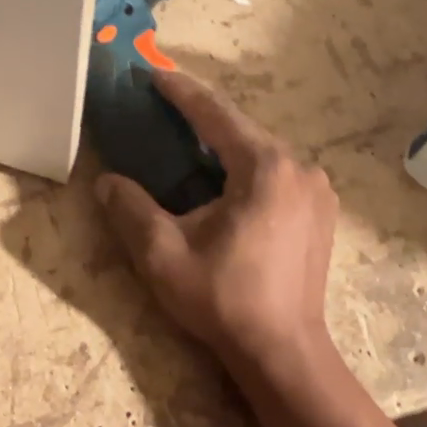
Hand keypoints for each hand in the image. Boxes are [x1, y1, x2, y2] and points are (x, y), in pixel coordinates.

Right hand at [97, 71, 339, 369]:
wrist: (282, 352)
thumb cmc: (222, 300)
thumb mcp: (163, 255)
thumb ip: (131, 210)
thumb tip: (106, 182)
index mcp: (264, 168)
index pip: (216, 114)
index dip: (180, 92)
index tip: (153, 74)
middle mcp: (299, 169)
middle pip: (243, 132)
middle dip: (202, 121)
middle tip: (163, 114)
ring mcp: (317, 192)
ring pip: (262, 155)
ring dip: (225, 149)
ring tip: (189, 152)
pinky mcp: (320, 216)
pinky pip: (278, 178)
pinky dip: (247, 173)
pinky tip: (224, 189)